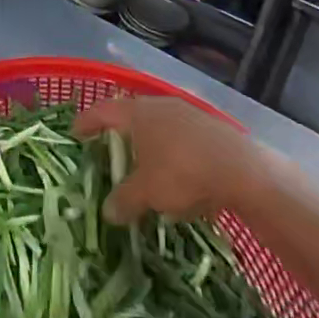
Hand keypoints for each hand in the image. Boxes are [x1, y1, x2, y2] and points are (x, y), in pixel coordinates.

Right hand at [73, 96, 259, 223]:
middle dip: (118, 134)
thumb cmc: (183, 173)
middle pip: (130, 115)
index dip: (86, 122)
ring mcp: (187, 113)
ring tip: (142, 167)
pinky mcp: (210, 127)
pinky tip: (175, 174)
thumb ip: (123, 199)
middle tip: (108, 152)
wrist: (244, 171)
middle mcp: (159, 105)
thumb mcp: (147, 192)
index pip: (102, 111)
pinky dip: (169, 152)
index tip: (75, 133)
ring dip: (146, 144)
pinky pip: (179, 136)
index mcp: (137, 113)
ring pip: (157, 126)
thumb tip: (109, 212)